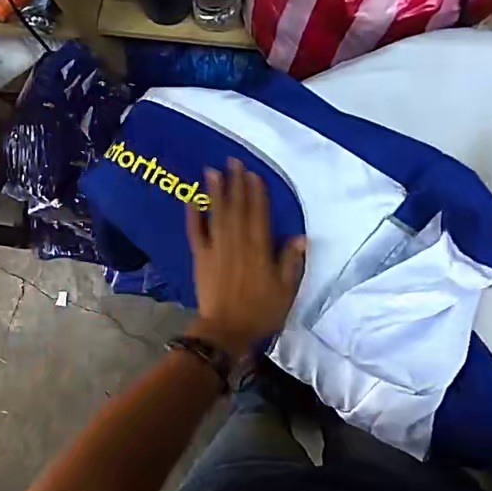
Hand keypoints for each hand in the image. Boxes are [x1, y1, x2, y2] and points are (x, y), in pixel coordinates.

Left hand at [185, 160, 308, 358]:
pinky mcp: (200, 256)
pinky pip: (195, 231)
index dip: (256, 192)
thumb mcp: (286, 289)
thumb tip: (301, 237)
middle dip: (236, 183)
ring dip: (215, 191)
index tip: (253, 174)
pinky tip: (191, 199)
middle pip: (237, 207)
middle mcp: (237, 242)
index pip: (259, 213)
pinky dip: (193, 214)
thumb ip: (291, 261)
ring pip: (216, 213)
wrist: (226, 329)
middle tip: (233, 161)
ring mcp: (216, 247)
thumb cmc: (260, 311)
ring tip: (213, 171)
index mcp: (259, 248)